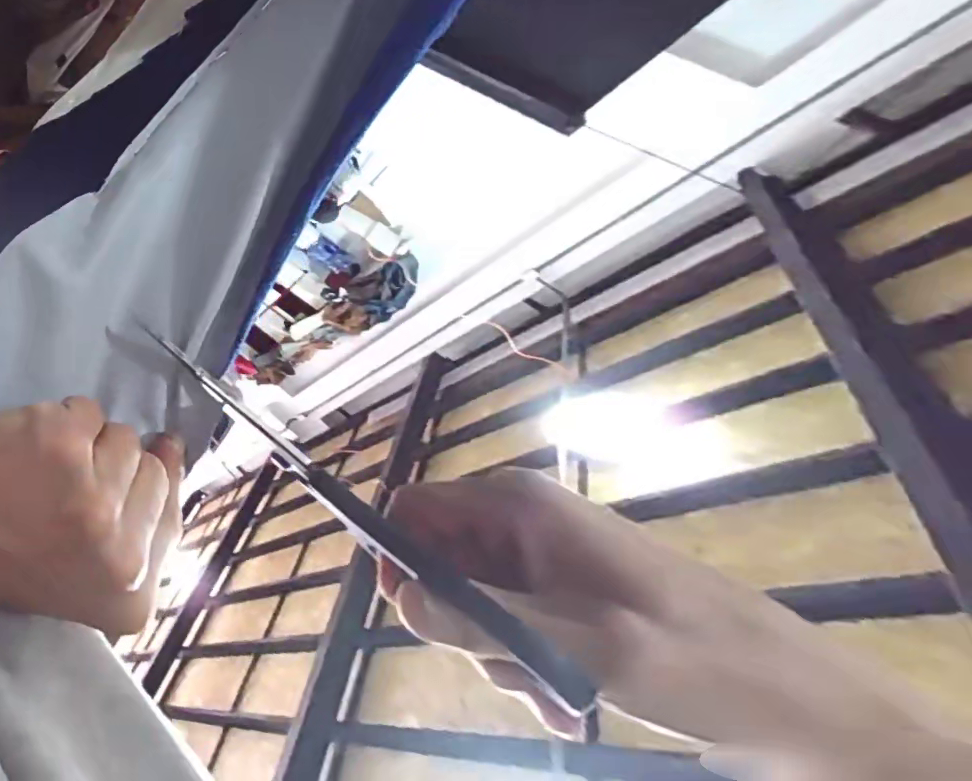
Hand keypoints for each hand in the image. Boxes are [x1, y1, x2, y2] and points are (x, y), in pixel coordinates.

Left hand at [0, 397, 183, 634]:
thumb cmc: (3, 551)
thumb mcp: (82, 573)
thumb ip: (137, 528)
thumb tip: (172, 450)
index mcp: (130, 598)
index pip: (172, 518)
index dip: (144, 491)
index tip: (109, 483)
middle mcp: (121, 553)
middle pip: (153, 472)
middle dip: (112, 468)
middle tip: (61, 488)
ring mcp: (94, 495)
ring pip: (123, 436)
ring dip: (86, 442)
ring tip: (42, 469)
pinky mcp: (65, 443)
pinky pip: (88, 409)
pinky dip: (60, 417)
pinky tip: (28, 445)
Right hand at [379, 470, 960, 764]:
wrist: (817, 710)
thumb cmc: (699, 660)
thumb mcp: (583, 647)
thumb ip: (483, 621)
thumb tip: (397, 600)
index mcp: (513, 503)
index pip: (411, 508)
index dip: (397, 556)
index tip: (414, 616)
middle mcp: (517, 517)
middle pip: (438, 557)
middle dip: (459, 621)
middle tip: (501, 672)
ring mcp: (540, 552)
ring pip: (471, 594)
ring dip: (495, 651)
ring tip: (550, 700)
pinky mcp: (560, 587)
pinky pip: (508, 614)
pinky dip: (521, 658)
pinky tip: (564, 704)